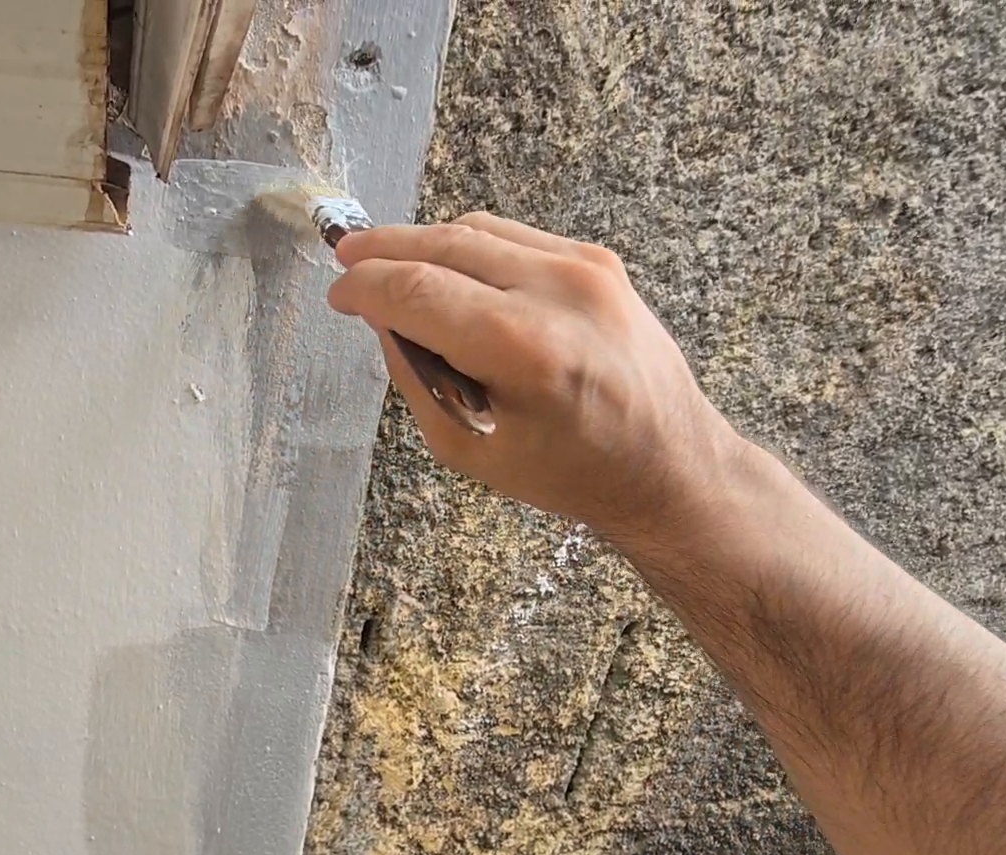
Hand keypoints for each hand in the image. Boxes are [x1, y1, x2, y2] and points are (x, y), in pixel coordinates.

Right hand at [328, 213, 742, 544]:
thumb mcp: (466, 450)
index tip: (338, 294)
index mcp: (523, 349)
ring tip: (387, 263)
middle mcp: (557, 291)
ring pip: (476, 231)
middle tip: (346, 258)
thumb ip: (416, 380)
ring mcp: (584, 267)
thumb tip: (385, 325)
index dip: (365, 287)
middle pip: (443, 246)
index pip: (417, 291)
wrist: (666, 462)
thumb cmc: (567, 473)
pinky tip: (444, 269)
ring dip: (422, 243)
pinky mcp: (598, 261)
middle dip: (383, 250)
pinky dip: (467, 248)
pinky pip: (511, 237)